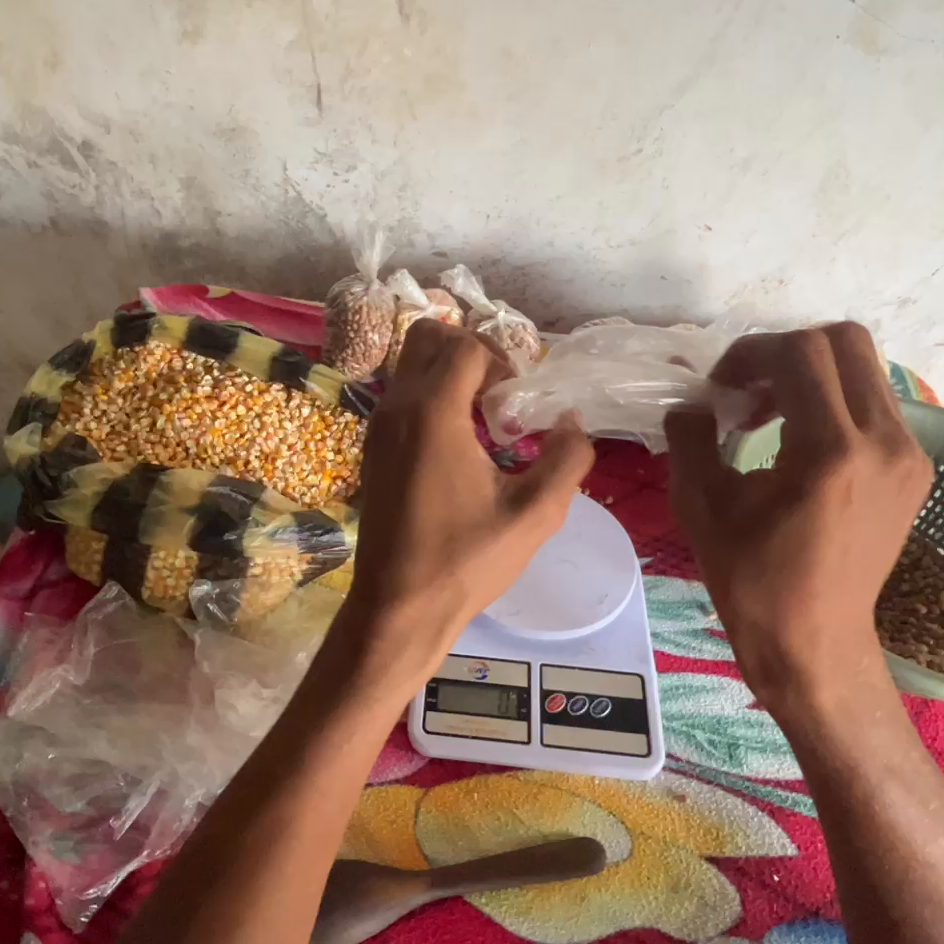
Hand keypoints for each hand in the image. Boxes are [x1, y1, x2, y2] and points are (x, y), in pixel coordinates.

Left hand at [346, 320, 593, 684]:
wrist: (398, 606)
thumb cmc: (465, 561)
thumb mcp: (535, 513)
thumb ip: (567, 458)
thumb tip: (570, 420)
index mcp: (432, 412)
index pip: (467, 345)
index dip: (504, 361)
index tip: (521, 405)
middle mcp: (397, 408)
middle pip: (428, 336)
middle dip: (471, 351)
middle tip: (501, 395)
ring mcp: (377, 427)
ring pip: (410, 364)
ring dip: (449, 373)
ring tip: (483, 422)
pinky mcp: (372, 449)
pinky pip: (402, 395)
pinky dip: (430, 397)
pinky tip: (459, 445)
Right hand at [664, 323, 931, 717]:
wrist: (812, 639)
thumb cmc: (749, 579)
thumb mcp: (700, 505)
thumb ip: (690, 438)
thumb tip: (690, 404)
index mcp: (828, 452)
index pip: (800, 352)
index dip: (749, 353)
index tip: (720, 389)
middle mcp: (883, 442)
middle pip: (846, 341)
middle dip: (785, 350)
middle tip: (748, 390)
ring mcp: (908, 455)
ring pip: (865, 369)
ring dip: (810, 375)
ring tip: (769, 417)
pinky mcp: (914, 470)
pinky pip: (875, 404)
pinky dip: (833, 403)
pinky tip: (798, 443)